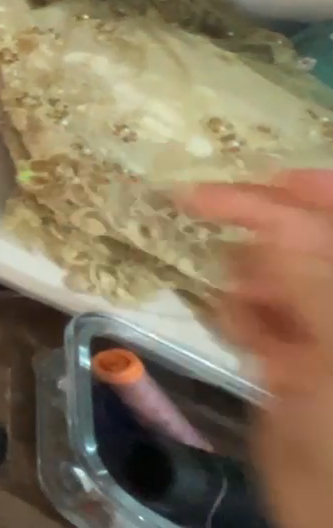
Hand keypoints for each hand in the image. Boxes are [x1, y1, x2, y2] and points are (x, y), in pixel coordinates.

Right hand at [182, 170, 332, 527]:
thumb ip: (312, 279)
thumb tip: (268, 214)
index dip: (321, 195)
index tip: (262, 176)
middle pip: (315, 247)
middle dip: (274, 241)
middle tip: (215, 226)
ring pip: (282, 276)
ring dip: (252, 282)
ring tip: (251, 312)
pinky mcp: (303, 358)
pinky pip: (261, 312)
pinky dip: (243, 314)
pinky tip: (250, 338)